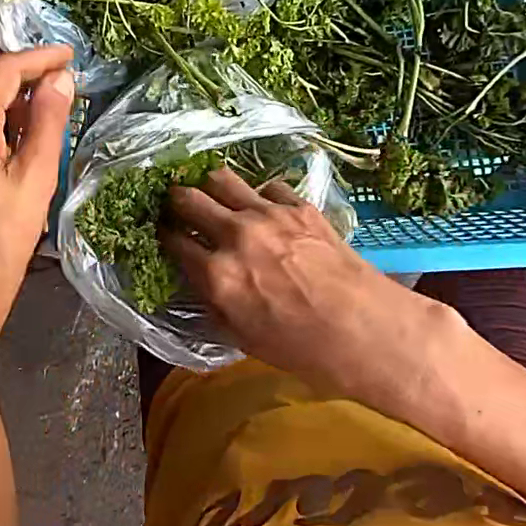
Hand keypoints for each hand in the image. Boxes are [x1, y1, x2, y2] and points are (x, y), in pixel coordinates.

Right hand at [160, 168, 464, 411]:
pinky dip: (259, 196)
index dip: (164, 236)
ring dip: (211, 185)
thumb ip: (214, 303)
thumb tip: (202, 280)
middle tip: (179, 205)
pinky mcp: (299, 205)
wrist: (362, 324)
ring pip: (223, 179)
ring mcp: (269, 214)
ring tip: (213, 192)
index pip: (173, 242)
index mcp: (217, 274)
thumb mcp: (242, 336)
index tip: (164, 233)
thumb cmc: (300, 346)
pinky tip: (264, 207)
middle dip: (177, 201)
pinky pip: (267, 188)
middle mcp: (237, 235)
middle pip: (189, 199)